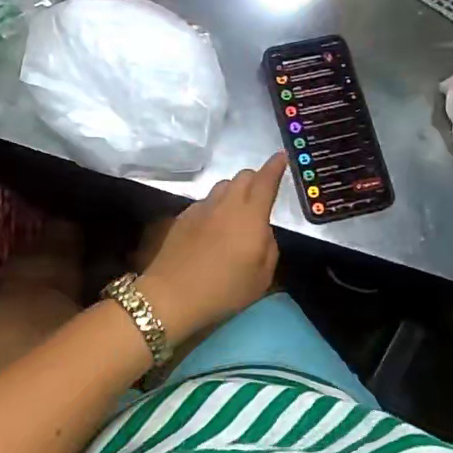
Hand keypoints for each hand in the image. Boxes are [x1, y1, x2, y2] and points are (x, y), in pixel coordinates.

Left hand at [137, 152, 287, 345]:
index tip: (281, 156)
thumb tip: (262, 230)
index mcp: (251, 216)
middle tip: (261, 194)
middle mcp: (226, 204)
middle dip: (256, 179)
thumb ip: (269, 246)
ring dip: (234, 191)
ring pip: (223, 186)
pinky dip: (216, 206)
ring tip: (237, 212)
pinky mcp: (183, 217)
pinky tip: (213, 227)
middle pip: (243, 177)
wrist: (171, 296)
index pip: (266, 181)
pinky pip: (206, 201)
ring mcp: (202, 208)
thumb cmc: (224, 290)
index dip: (275, 166)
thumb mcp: (262, 276)